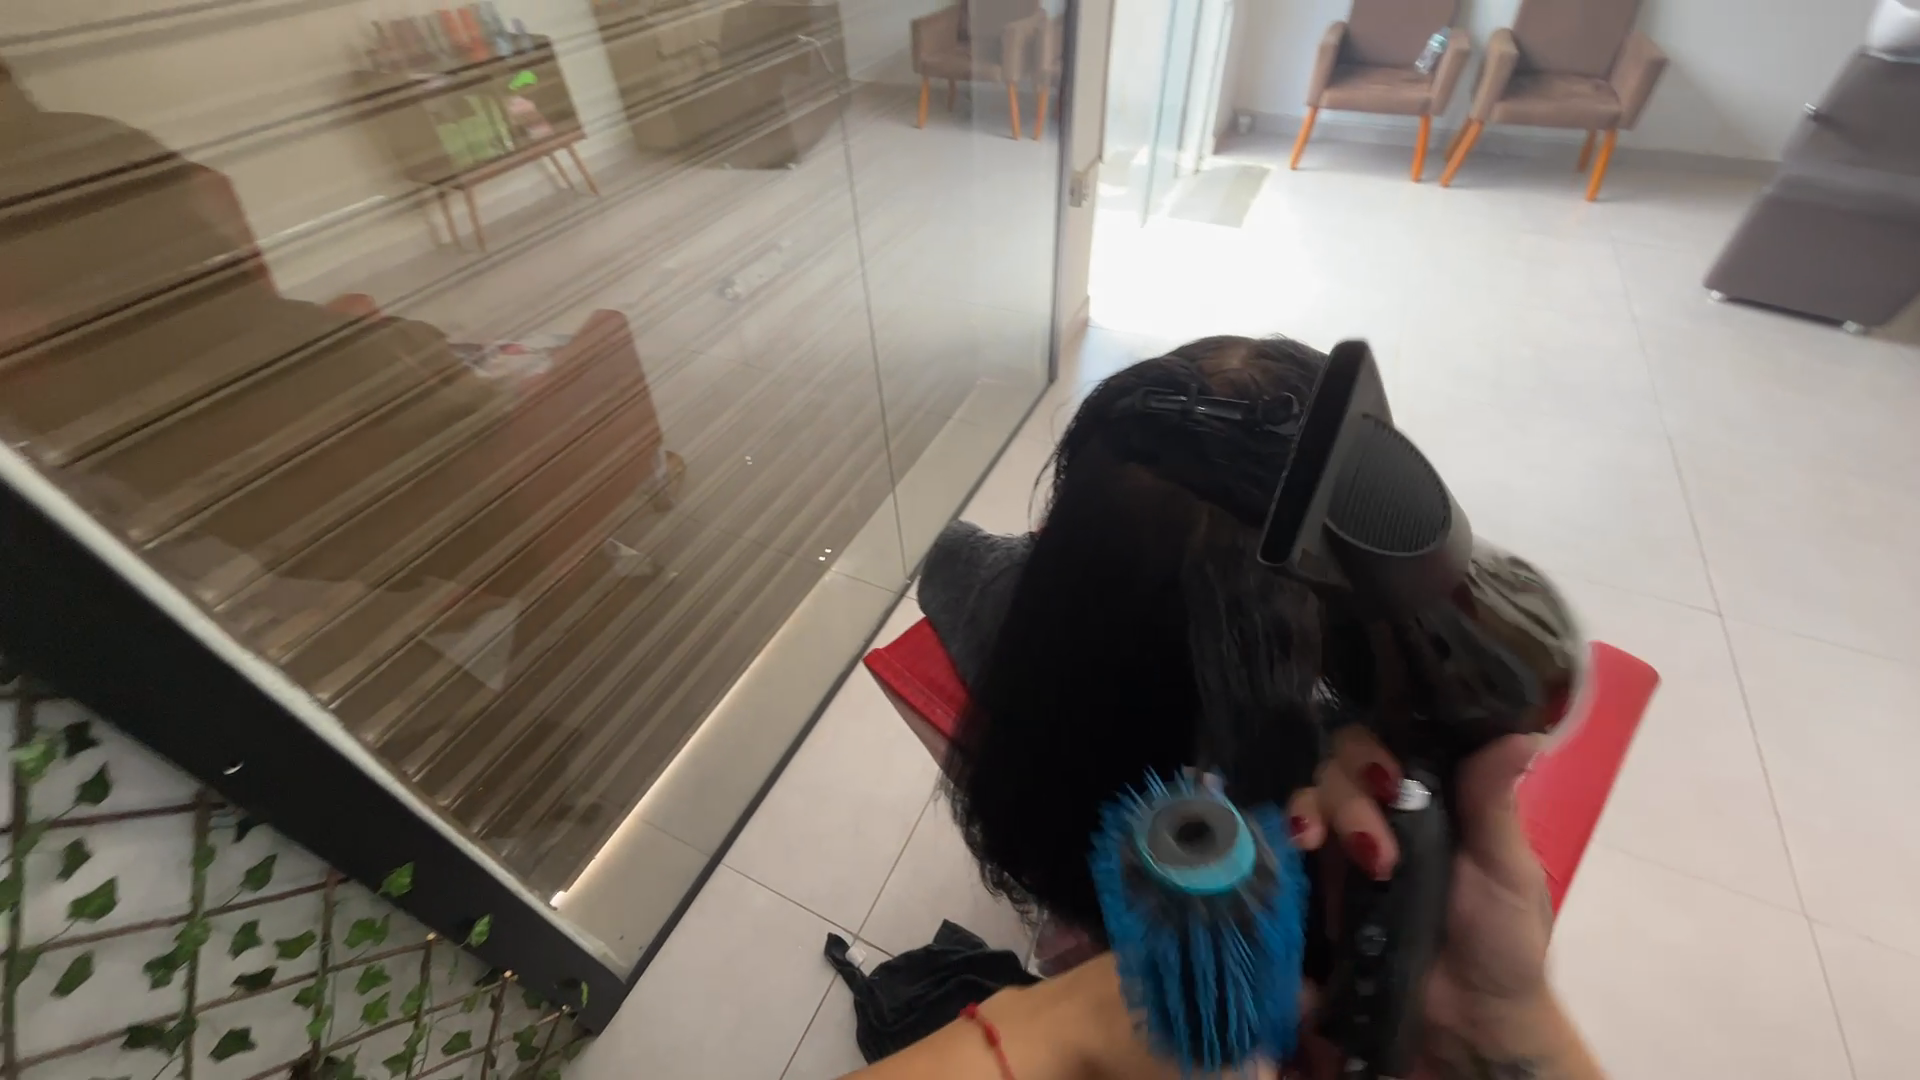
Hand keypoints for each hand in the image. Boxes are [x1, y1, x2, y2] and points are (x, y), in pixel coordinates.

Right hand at [1288, 729, 1558, 1076]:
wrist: (1465, 1020)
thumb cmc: (1501, 940)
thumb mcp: (1507, 868)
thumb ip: (1494, 801)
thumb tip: (1524, 732)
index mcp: (1429, 790)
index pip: (1390, 737)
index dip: (1380, 743)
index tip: (1392, 775)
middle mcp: (1380, 801)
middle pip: (1343, 758)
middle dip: (1355, 790)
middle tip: (1381, 834)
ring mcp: (1344, 832)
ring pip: (1315, 788)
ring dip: (1329, 812)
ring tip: (1357, 856)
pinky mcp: (1316, 865)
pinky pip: (1291, 827)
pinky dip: (1293, 825)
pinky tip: (1303, 842)